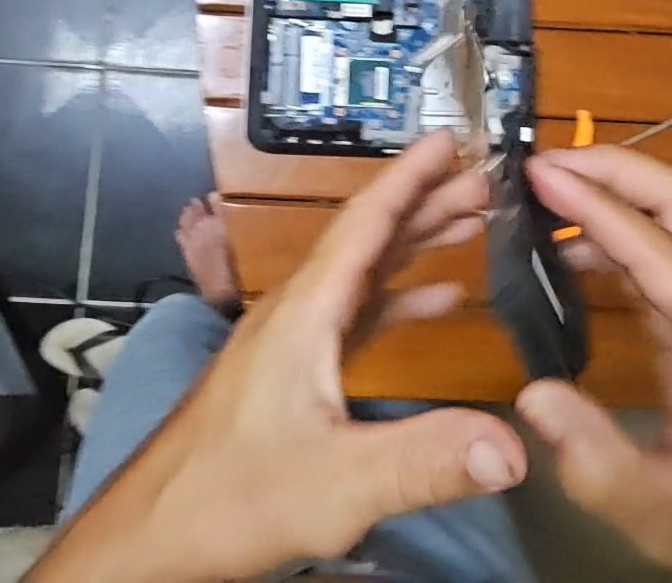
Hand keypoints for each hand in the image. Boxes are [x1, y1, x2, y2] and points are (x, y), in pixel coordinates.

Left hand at [28, 132, 527, 582]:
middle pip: (369, 237)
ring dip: (415, 243)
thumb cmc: (235, 495)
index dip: (409, 178)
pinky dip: (397, 296)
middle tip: (484, 182)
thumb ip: (424, 461)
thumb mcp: (336, 484)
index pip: (364, 223)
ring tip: (470, 223)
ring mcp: (295, 335)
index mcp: (306, 310)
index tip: (448, 141)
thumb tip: (514, 447)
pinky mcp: (295, 365)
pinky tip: (436, 300)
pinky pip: (355, 311)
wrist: (157, 529)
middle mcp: (299, 307)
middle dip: (426, 203)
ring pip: (363, 270)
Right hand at [518, 147, 671, 582]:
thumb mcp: (654, 512)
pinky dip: (619, 231)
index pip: (663, 249)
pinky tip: (573, 248)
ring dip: (617, 193)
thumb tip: (532, 391)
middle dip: (616, 170)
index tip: (539, 175)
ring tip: (549, 195)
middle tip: (544, 165)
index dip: (598, 206)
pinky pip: (668, 251)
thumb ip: (595, 458)